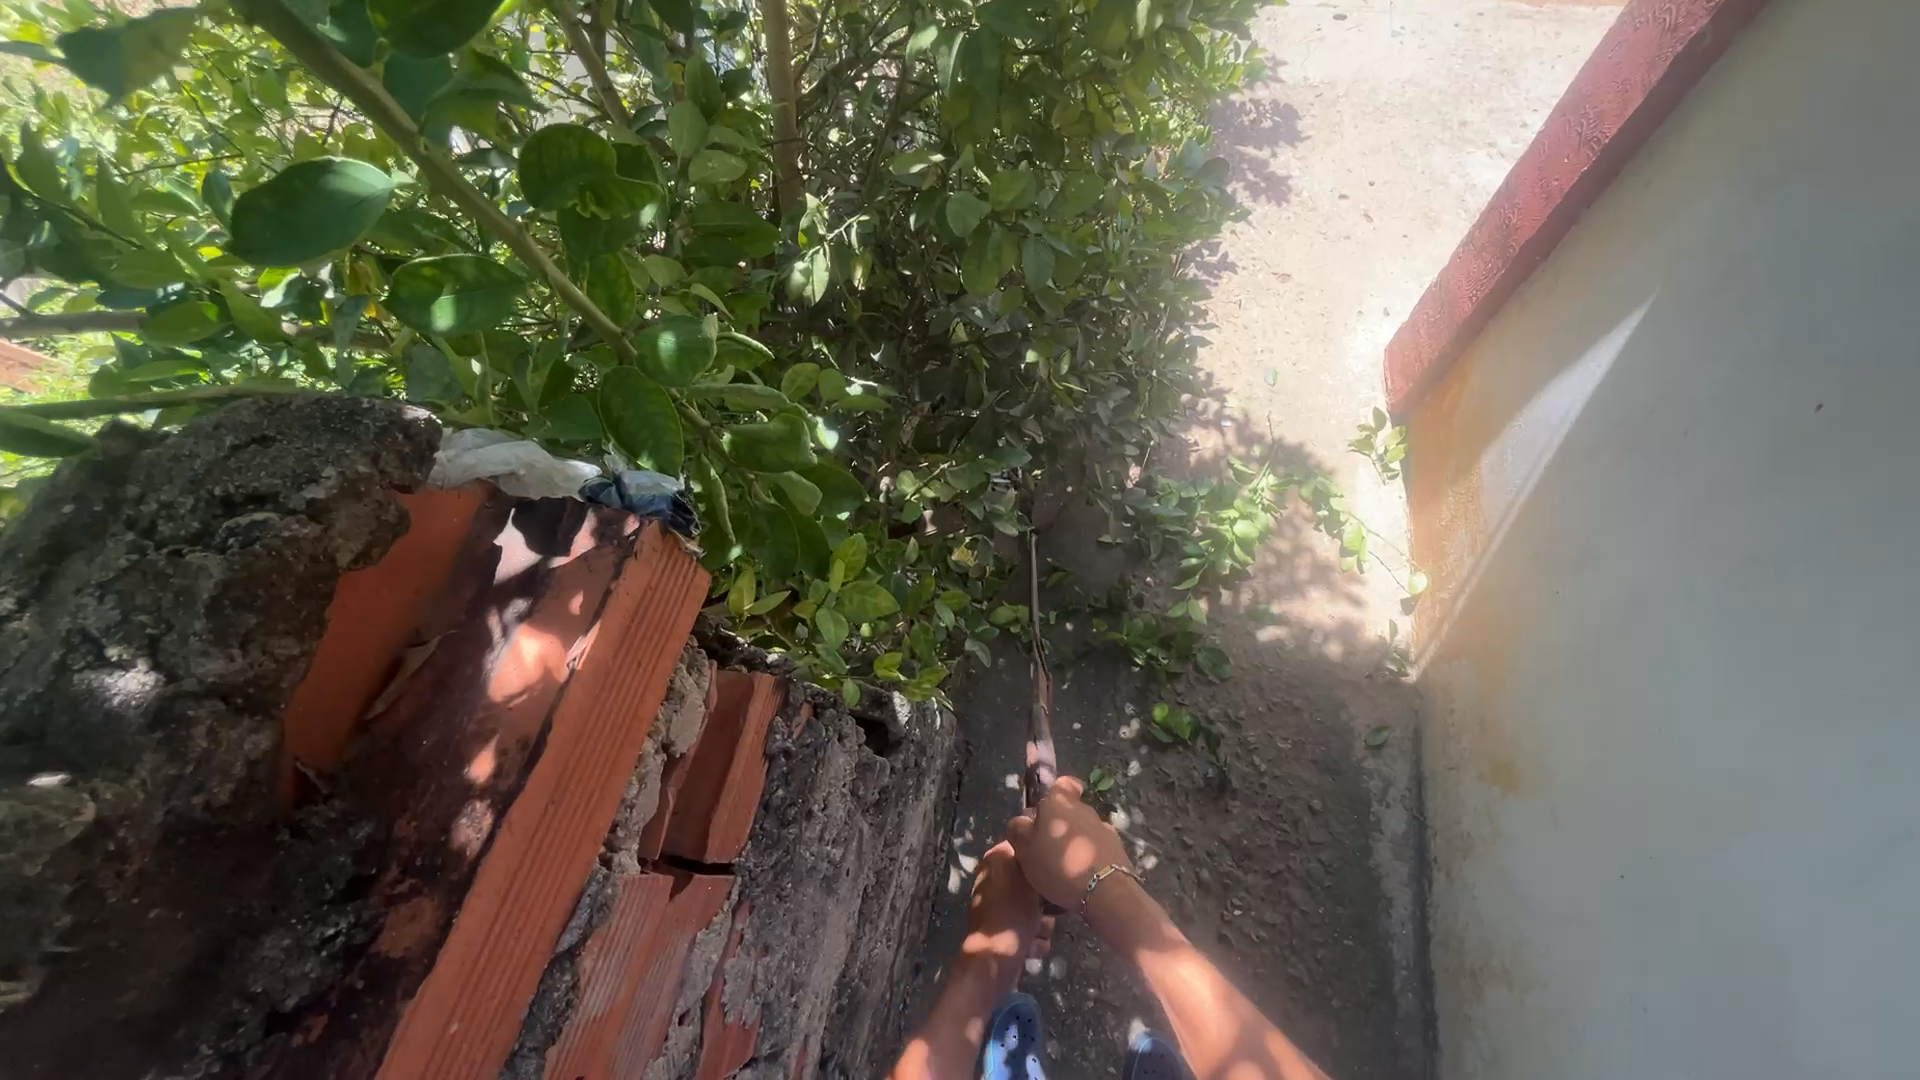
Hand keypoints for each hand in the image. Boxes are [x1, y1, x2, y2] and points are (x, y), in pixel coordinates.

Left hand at [962, 840, 1045, 963]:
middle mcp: (994, 879)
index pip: (1026, 849)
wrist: (996, 958)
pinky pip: (1025, 930)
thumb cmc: (1014, 912)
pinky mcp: (1001, 931)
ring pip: (1032, 909)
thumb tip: (1042, 855)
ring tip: (1038, 932)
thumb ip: (1037, 862)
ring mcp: (997, 907)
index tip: (1056, 874)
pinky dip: (1032, 939)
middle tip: (1049, 910)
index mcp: (996, 859)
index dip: (1042, 862)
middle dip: (1044, 902)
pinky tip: (1033, 946)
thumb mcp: (1032, 879)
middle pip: (1033, 884)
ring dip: (1040, 924)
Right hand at [1006, 776, 1131, 911]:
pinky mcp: (1118, 849)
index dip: (1058, 792)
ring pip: (1085, 830)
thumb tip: (1022, 822)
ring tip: (1065, 868)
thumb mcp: (1024, 851)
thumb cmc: (1057, 865)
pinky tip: (1082, 878)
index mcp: (1058, 803)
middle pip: (1071, 810)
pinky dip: (1090, 857)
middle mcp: (1083, 809)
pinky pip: (1098, 848)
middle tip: (1048, 848)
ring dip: (1075, 842)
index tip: (1048, 809)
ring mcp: (1104, 828)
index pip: (1063, 784)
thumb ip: (1018, 831)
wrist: (1105, 891)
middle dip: (1061, 824)